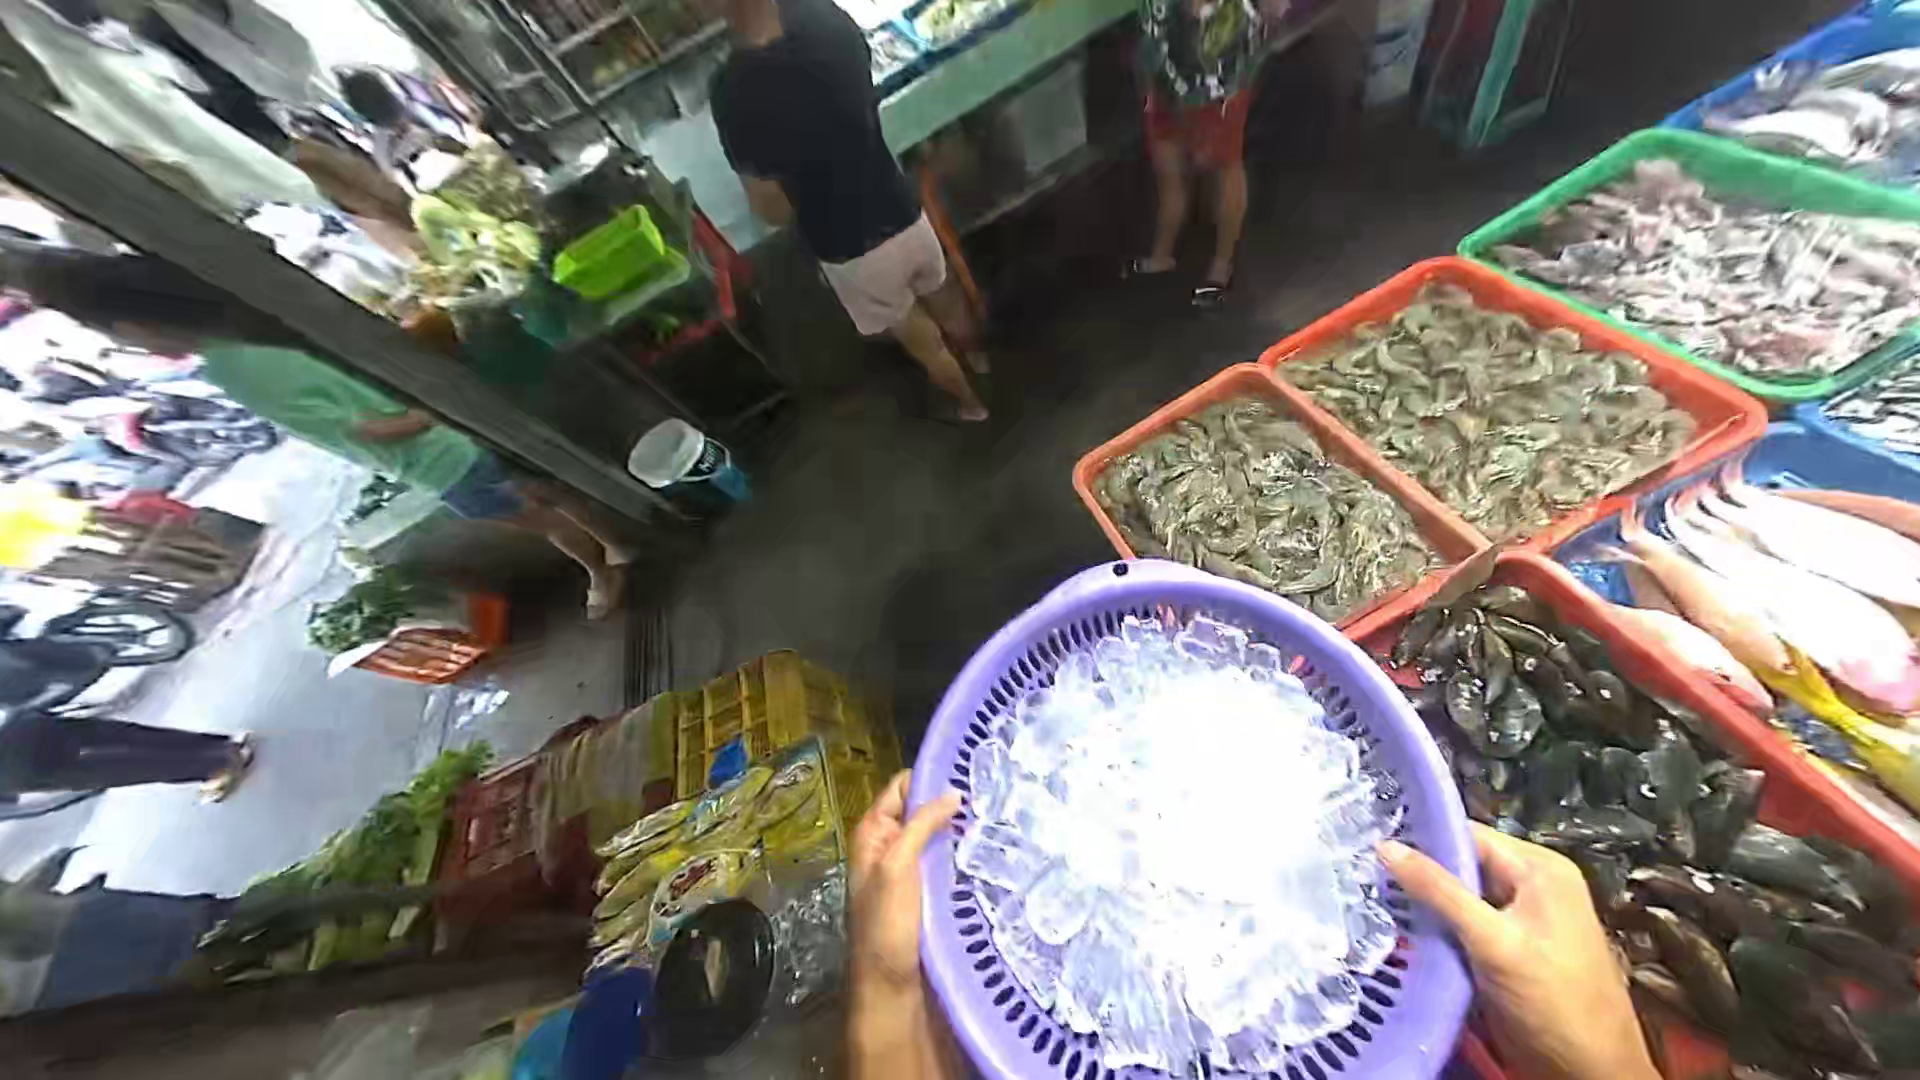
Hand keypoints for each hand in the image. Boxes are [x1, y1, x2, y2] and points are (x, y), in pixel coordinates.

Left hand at [846, 770, 961, 1079]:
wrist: (892, 990)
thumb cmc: (886, 923)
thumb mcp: (897, 865)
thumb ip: (921, 824)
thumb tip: (954, 791)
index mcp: (873, 831)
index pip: (901, 787)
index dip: (928, 778)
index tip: (965, 773)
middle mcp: (889, 843)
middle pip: (921, 808)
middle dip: (948, 802)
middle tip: (987, 794)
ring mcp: (909, 867)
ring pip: (936, 833)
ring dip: (958, 827)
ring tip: (994, 816)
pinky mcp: (928, 889)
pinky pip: (946, 858)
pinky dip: (961, 851)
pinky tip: (986, 847)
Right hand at [1379, 824, 1658, 1079]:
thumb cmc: (1556, 1006)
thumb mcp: (1494, 943)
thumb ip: (1438, 889)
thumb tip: (1383, 844)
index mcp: (1539, 868)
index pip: (1463, 833)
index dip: (1418, 837)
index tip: (1371, 842)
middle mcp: (1530, 880)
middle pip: (1456, 858)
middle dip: (1416, 867)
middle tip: (1368, 869)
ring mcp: (1518, 911)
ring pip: (1453, 885)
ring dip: (1420, 893)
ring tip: (1375, 890)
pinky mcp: (1505, 938)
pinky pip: (1458, 911)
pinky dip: (1432, 915)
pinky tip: (1401, 916)